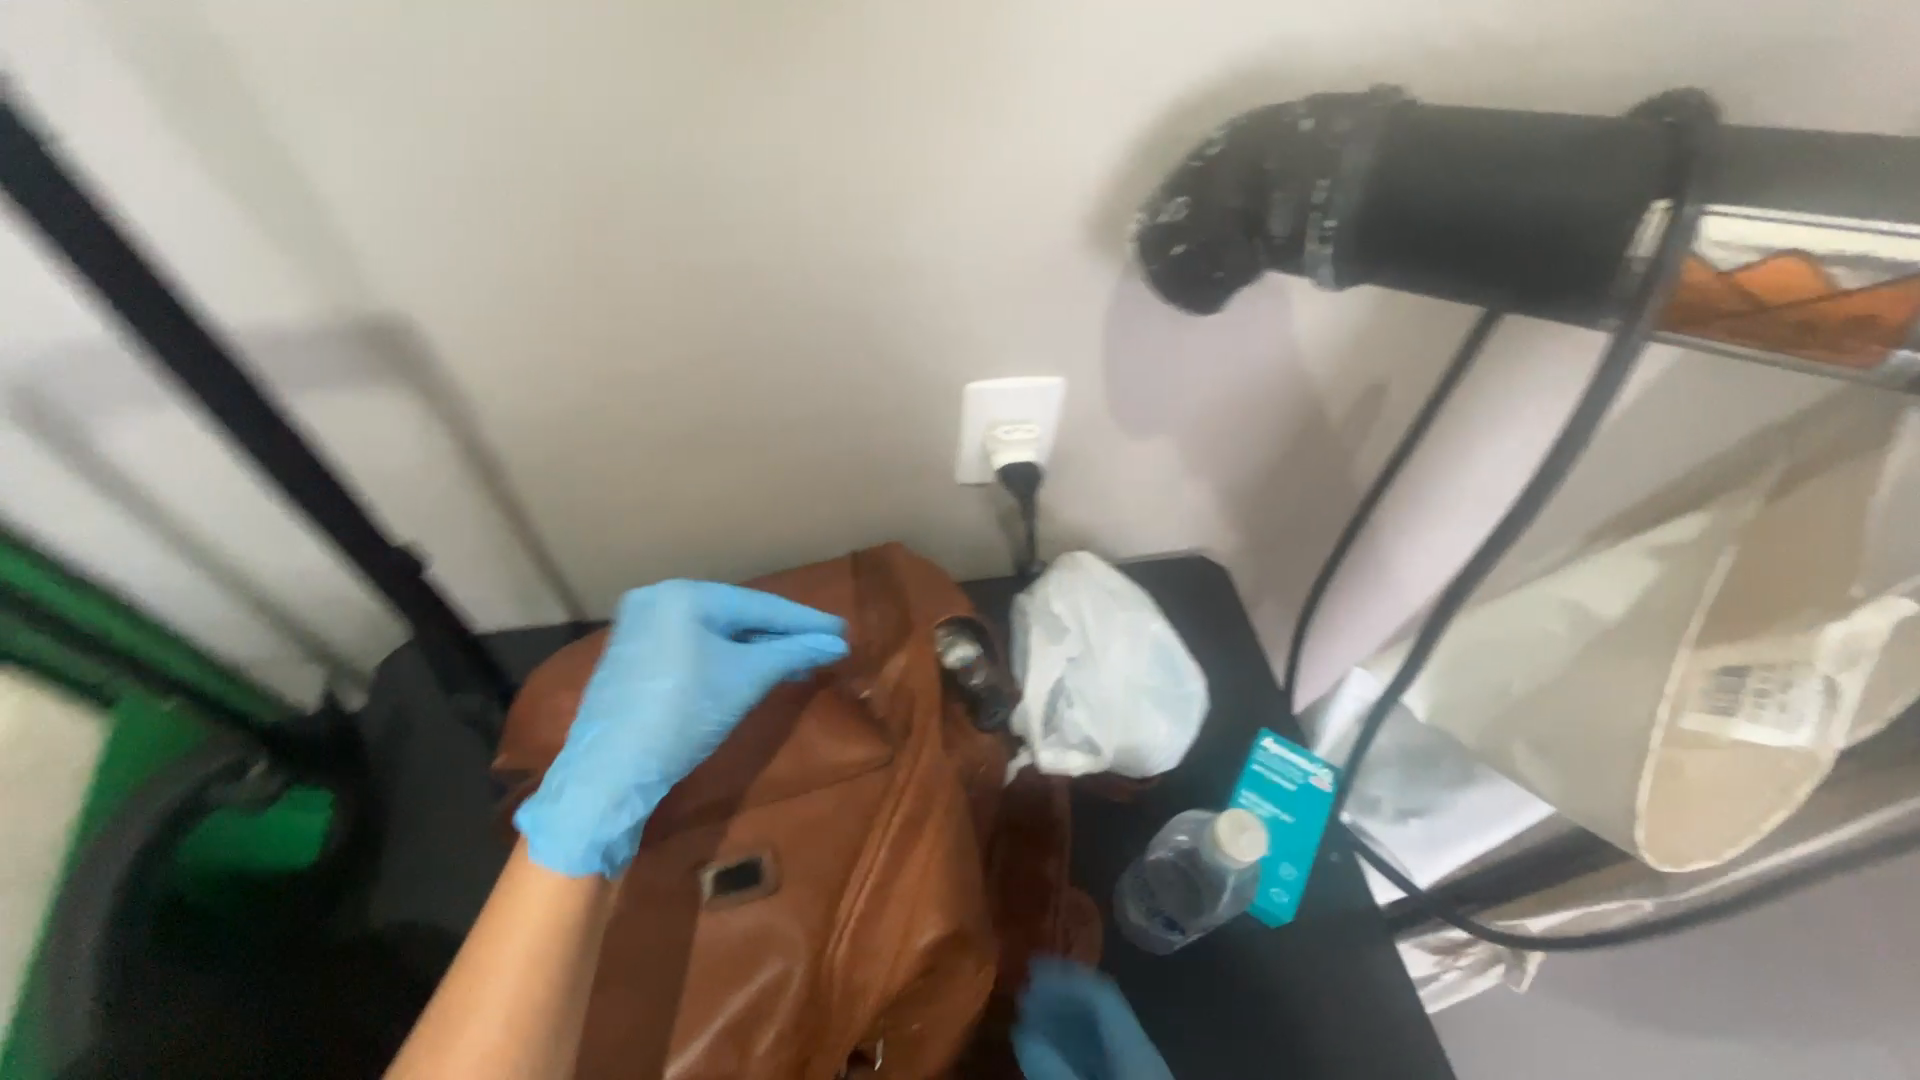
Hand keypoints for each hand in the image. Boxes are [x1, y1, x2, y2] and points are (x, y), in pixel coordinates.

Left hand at [514, 580, 848, 877]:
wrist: (610, 771)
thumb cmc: (683, 713)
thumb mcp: (746, 680)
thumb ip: (793, 653)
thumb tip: (837, 644)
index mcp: (683, 594)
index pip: (759, 604)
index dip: (804, 621)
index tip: (841, 630)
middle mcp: (657, 600)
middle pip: (736, 616)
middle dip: (781, 635)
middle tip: (824, 646)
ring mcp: (640, 628)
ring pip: (714, 634)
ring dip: (756, 649)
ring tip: (797, 662)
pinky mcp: (633, 658)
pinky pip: (692, 648)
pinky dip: (726, 659)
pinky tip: (753, 672)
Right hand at [1014, 959, 1171, 1079]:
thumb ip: (1054, 1072)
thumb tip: (1022, 1033)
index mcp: (1135, 1050)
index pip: (1100, 994)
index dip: (1064, 976)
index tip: (1029, 969)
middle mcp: (1141, 1054)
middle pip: (1100, 1012)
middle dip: (1059, 998)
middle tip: (1023, 995)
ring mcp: (1139, 1075)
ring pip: (1101, 1036)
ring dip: (1064, 1024)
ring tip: (1029, 1021)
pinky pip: (1103, 1060)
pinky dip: (1075, 1051)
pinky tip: (1050, 1058)